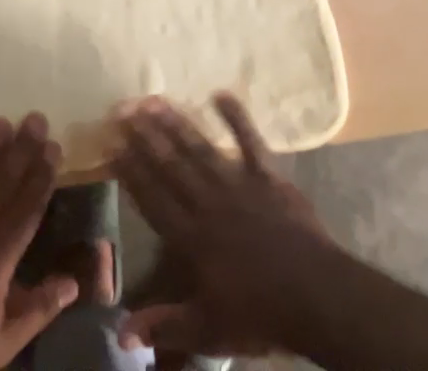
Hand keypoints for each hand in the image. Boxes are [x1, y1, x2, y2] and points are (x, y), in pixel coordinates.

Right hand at [111, 93, 341, 360]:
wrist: (317, 295)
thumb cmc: (260, 314)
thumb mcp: (207, 329)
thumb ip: (164, 326)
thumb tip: (120, 333)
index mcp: (192, 238)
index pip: (153, 200)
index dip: (131, 173)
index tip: (110, 147)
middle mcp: (210, 204)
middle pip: (172, 166)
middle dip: (145, 137)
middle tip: (122, 109)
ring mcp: (241, 187)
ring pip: (202, 150)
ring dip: (177, 125)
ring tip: (153, 100)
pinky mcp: (270, 178)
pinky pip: (251, 144)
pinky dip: (237, 119)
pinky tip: (220, 94)